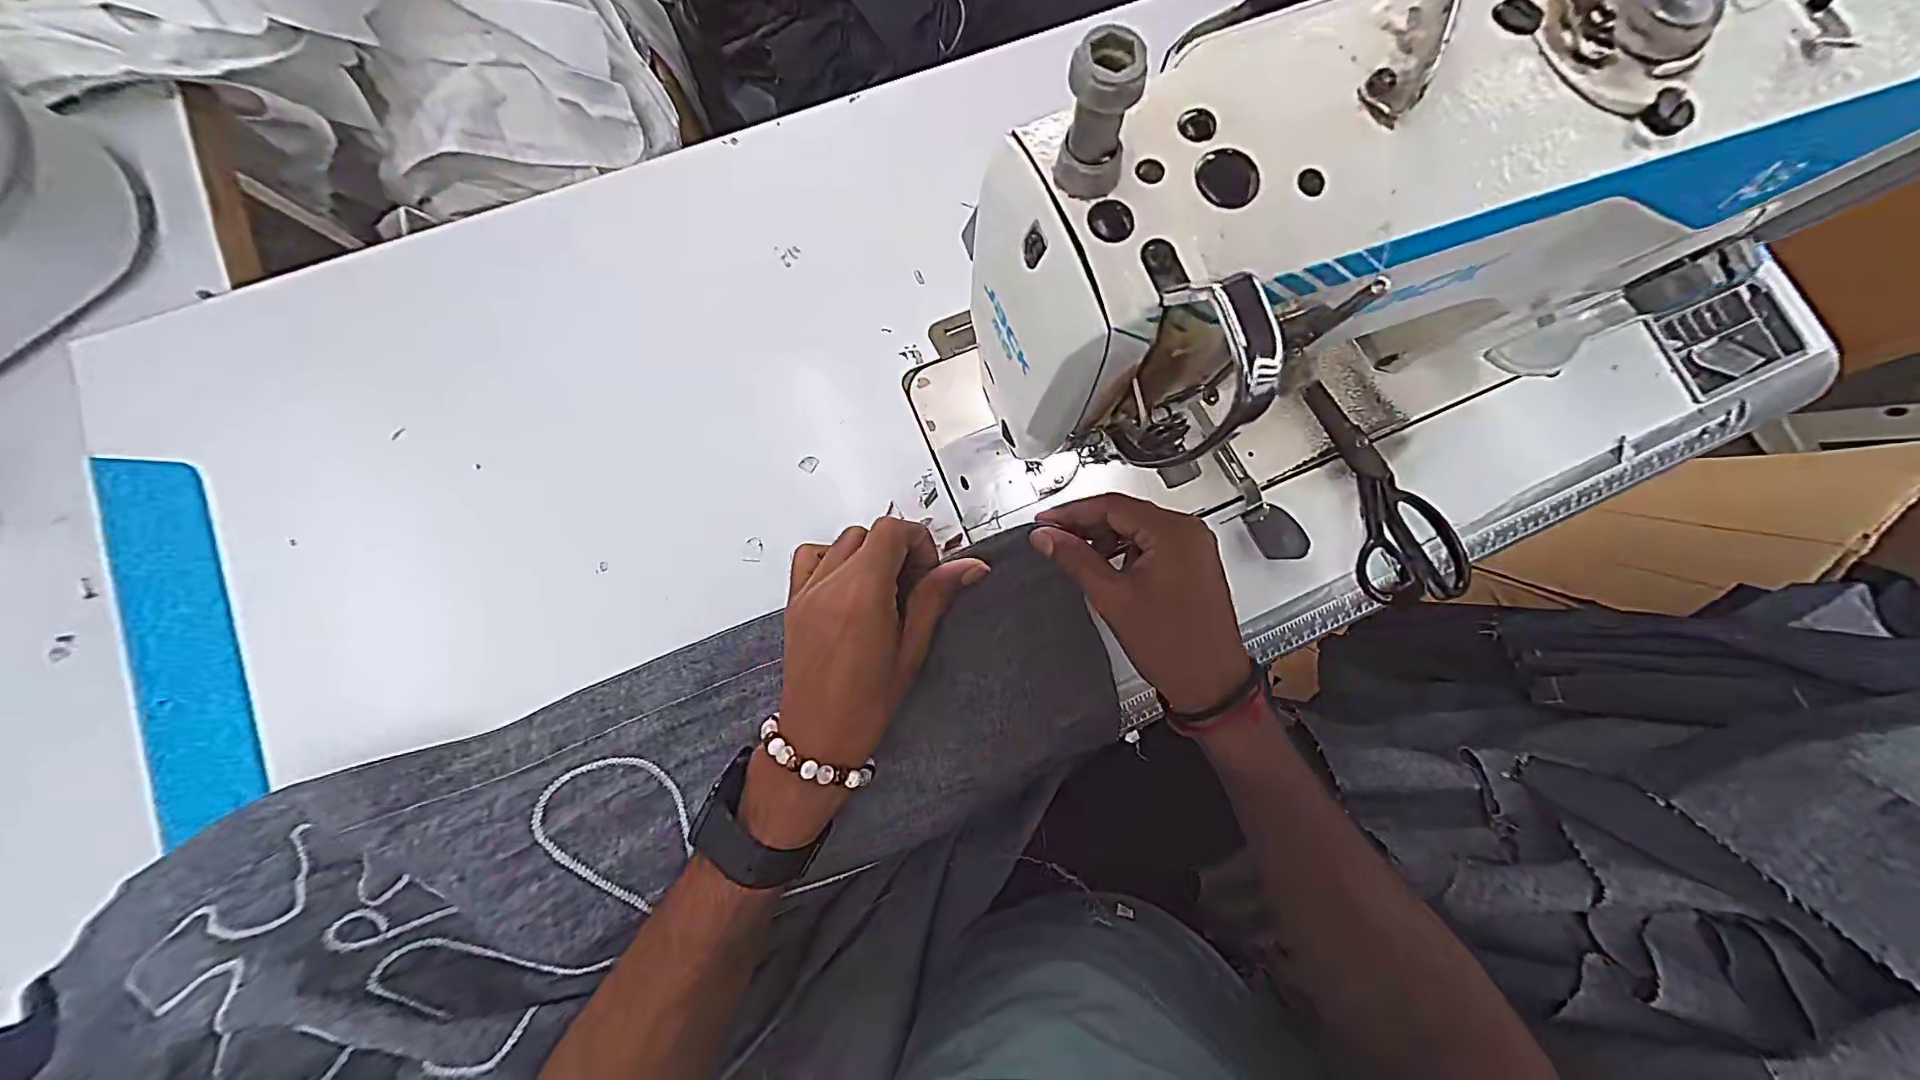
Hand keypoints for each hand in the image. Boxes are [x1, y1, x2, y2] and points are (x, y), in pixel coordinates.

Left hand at [739, 518, 988, 848]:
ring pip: (843, 540)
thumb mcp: (912, 648)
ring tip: (884, 587)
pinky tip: (849, 586)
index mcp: (863, 594)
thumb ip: (936, 598)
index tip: (929, 567)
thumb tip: (966, 568)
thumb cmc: (863, 705)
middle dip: (898, 548)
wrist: (819, 735)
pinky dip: (832, 558)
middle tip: (912, 583)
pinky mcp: (795, 601)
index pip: (892, 530)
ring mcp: (808, 592)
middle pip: (870, 532)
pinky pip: (810, 556)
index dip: (919, 541)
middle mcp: (830, 586)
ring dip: (868, 553)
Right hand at [1030, 494, 1249, 713]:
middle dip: (1085, 523)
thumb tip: (1048, 538)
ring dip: (1104, 536)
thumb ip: (1075, 559)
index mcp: (1173, 533)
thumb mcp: (1112, 597)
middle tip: (1053, 535)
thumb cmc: (1176, 646)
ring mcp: (1193, 546)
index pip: (1111, 505)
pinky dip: (1124, 548)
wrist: (1210, 682)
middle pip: (1124, 512)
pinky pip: (1151, 542)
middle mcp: (1188, 532)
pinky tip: (1103, 564)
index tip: (1047, 521)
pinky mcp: (1192, 562)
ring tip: (1073, 552)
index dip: (1071, 512)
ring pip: (1136, 526)